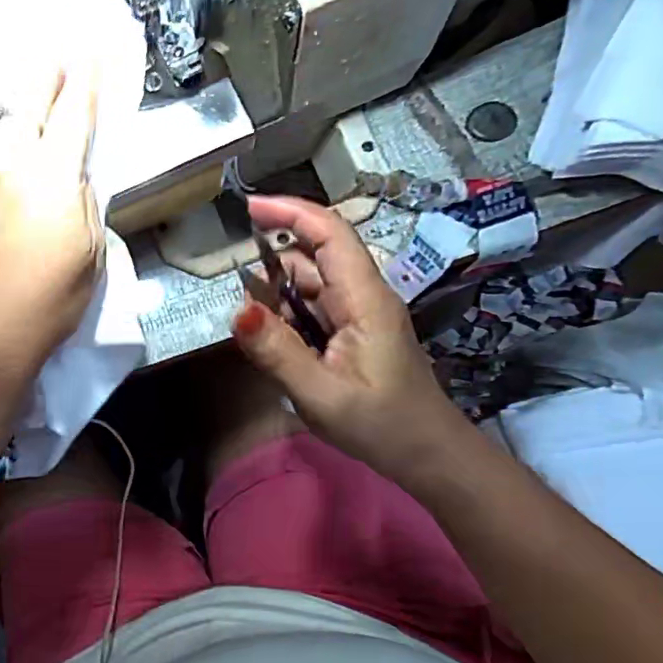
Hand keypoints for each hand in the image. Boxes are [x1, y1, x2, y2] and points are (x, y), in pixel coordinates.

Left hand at [0, 64, 103, 453]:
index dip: (90, 74)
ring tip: (20, 61)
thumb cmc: (46, 306)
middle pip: (33, 96)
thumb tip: (75, 173)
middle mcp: (11, 158)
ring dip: (11, 80)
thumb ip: (84, 203)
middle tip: (62, 38)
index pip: (76, 110)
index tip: (97, 45)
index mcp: (55, 176)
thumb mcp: (89, 256)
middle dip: (52, 65)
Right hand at [231, 195, 465, 471]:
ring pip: (308, 282)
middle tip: (236, 293)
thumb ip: (277, 351)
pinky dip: (285, 315)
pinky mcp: (351, 330)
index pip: (330, 233)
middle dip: (271, 263)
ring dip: (275, 295)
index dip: (291, 211)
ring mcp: (357, 312)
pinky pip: (311, 307)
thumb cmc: (381, 425)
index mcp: (364, 298)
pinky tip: (272, 340)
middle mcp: (362, 295)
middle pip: (313, 256)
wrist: (427, 455)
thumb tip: (236, 311)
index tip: (248, 207)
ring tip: (253, 329)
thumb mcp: (321, 394)